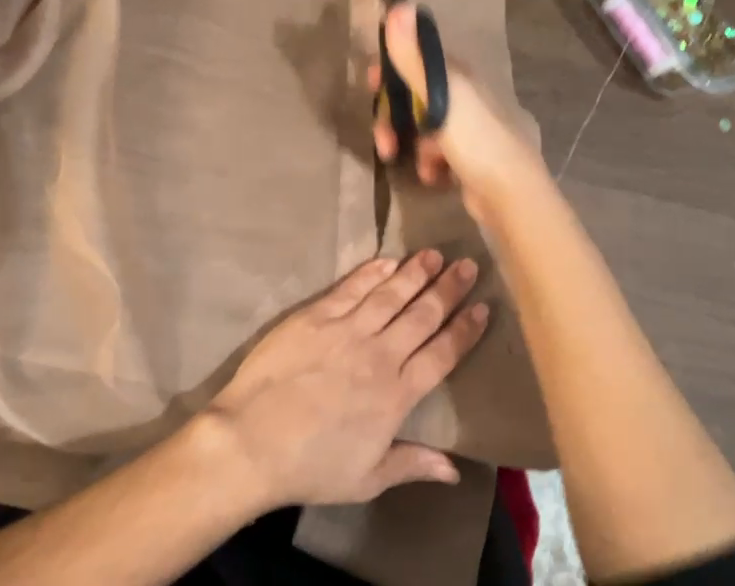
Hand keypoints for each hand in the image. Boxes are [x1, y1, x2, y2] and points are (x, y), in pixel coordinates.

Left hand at [202, 251, 489, 507]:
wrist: (251, 441)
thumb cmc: (309, 467)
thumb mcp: (366, 479)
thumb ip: (411, 464)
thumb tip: (455, 469)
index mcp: (396, 396)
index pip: (441, 355)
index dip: (464, 330)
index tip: (483, 307)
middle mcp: (377, 356)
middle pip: (421, 316)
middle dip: (448, 289)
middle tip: (468, 265)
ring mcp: (344, 332)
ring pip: (389, 295)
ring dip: (415, 273)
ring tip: (435, 254)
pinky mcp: (313, 317)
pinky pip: (349, 288)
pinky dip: (370, 273)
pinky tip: (388, 260)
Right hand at [369, 2, 541, 197]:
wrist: (511, 192)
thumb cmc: (475, 138)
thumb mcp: (439, 94)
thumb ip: (414, 56)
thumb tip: (400, 4)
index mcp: (458, 74)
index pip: (416, 58)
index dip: (390, 68)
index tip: (371, 85)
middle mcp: (465, 94)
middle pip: (415, 95)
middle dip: (393, 116)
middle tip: (383, 141)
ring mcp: (468, 126)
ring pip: (422, 126)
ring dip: (408, 142)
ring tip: (403, 161)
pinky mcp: (470, 156)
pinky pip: (437, 153)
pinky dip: (428, 162)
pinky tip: (433, 176)